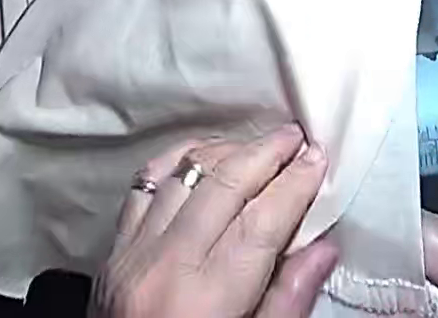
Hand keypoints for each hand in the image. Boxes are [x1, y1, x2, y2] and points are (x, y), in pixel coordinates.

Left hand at [93, 124, 339, 317]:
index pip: (260, 222)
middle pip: (225, 183)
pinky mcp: (113, 250)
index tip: (318, 157)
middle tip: (296, 136)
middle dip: (267, 153)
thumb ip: (287, 303)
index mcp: (204, 303)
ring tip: (258, 146)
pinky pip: (146, 182)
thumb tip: (324, 246)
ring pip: (186, 172)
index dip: (295, 184)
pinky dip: (178, 160)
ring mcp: (133, 253)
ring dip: (228, 151)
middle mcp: (165, 266)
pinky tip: (203, 155)